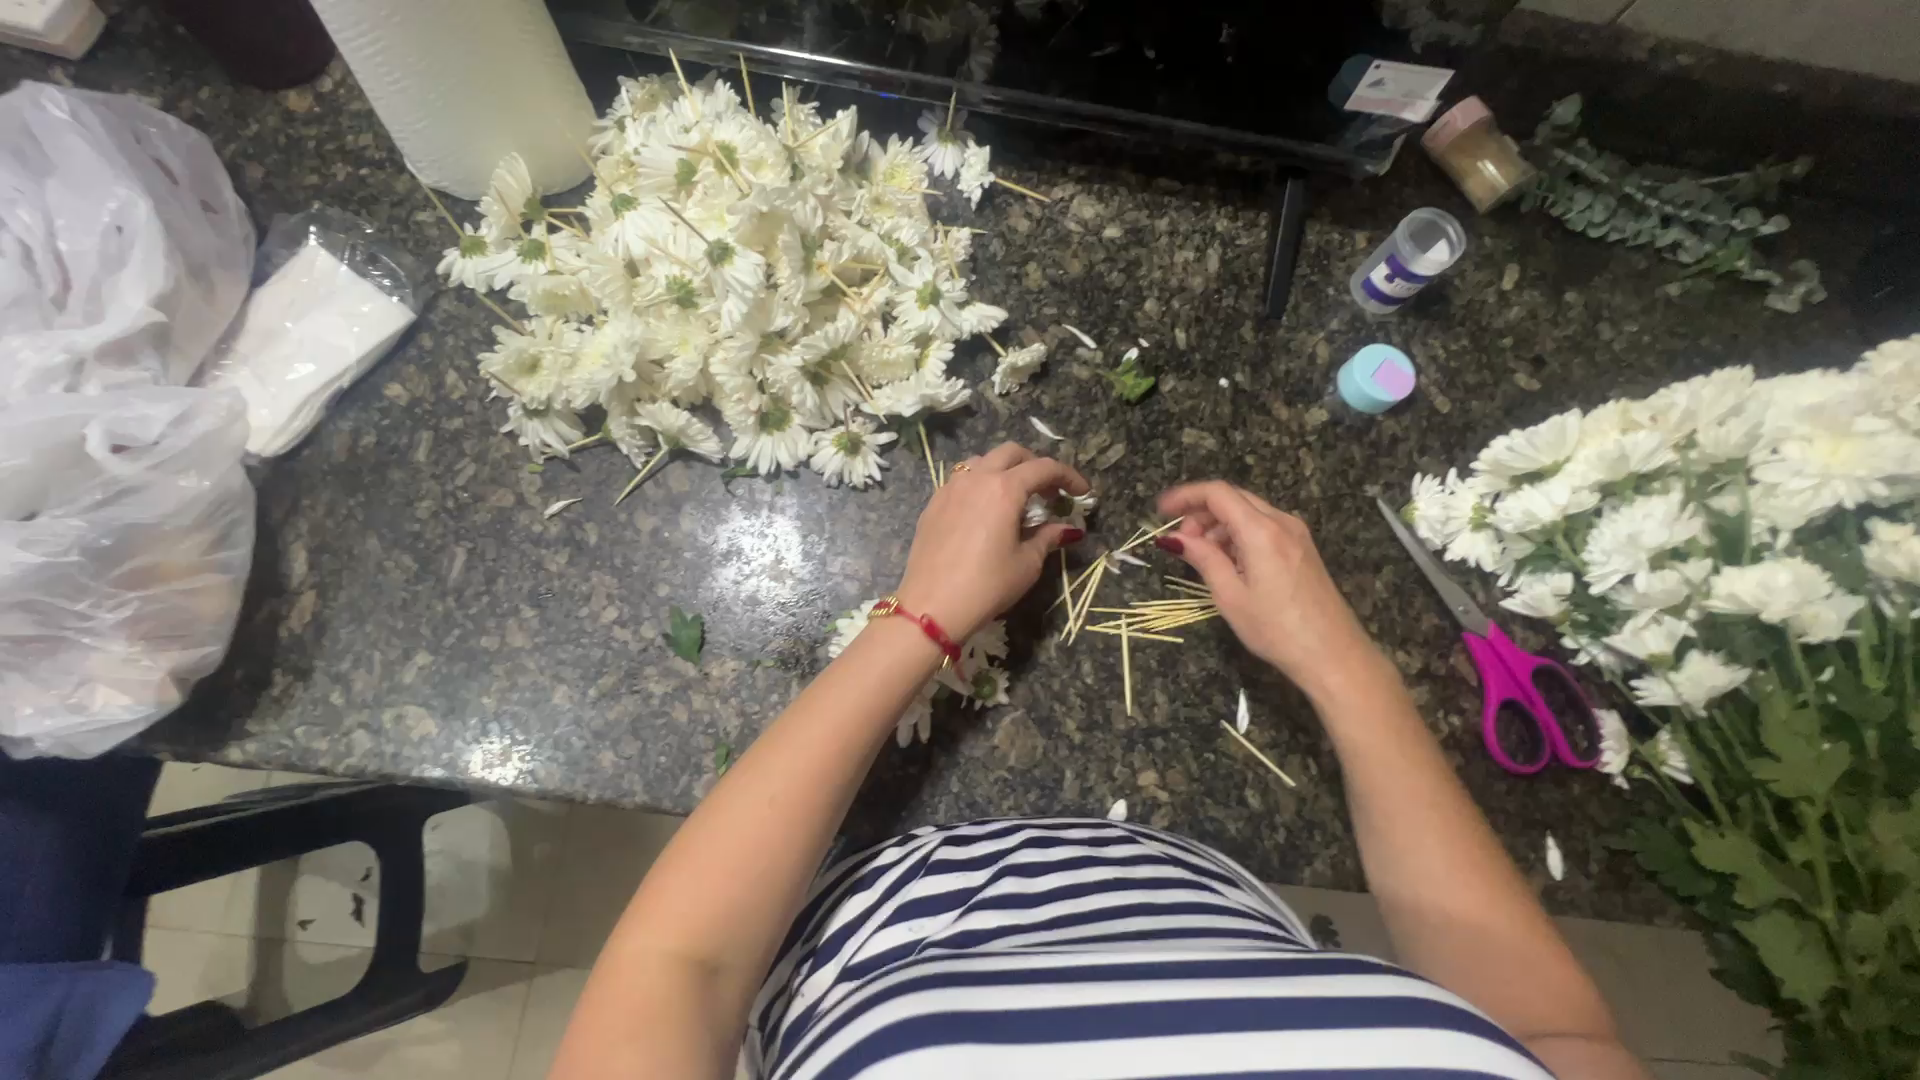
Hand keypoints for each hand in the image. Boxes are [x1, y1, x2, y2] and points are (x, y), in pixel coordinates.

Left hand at [894, 443, 1088, 640]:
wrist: (932, 606)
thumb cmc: (987, 586)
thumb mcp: (1026, 564)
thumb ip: (1047, 538)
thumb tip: (1066, 529)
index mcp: (1004, 489)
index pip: (1044, 468)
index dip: (1068, 476)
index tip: (1082, 492)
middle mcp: (975, 479)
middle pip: (1011, 453)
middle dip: (1035, 465)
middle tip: (1049, 492)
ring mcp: (950, 489)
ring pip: (981, 462)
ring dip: (1004, 470)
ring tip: (1015, 498)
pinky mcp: (933, 504)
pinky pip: (960, 480)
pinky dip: (979, 484)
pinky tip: (984, 511)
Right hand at [1155, 481, 1387, 702]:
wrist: (1333, 654)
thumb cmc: (1276, 629)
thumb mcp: (1230, 596)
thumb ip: (1202, 558)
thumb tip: (1173, 538)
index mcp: (1261, 531)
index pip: (1218, 493)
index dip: (1185, 496)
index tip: (1160, 512)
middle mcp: (1282, 522)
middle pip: (1233, 498)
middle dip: (1200, 513)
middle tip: (1180, 542)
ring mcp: (1296, 534)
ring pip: (1248, 512)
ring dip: (1218, 525)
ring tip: (1201, 556)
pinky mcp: (1302, 548)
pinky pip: (1263, 527)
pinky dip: (1238, 535)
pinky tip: (1228, 562)